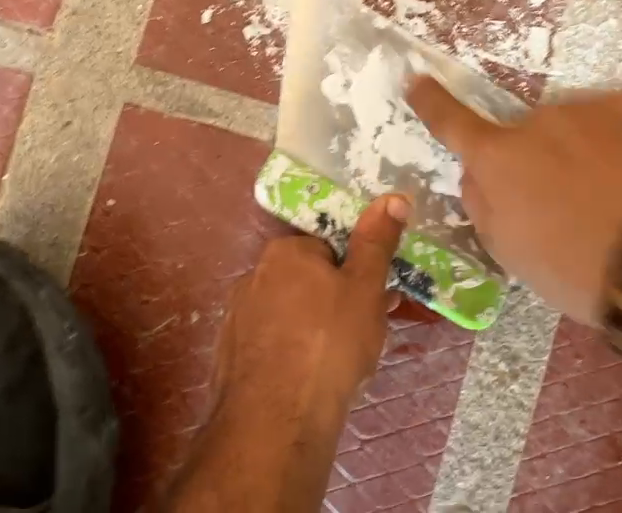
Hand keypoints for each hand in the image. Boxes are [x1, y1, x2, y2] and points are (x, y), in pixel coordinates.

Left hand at [208, 194, 409, 426]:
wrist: (276, 423)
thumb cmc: (329, 343)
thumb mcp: (365, 287)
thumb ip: (377, 241)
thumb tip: (393, 197)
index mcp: (284, 252)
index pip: (327, 248)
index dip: (354, 273)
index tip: (372, 299)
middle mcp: (253, 276)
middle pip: (306, 281)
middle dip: (334, 302)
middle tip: (361, 334)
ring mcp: (236, 319)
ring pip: (287, 315)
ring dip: (311, 330)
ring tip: (337, 365)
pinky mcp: (228, 359)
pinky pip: (269, 346)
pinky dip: (289, 357)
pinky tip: (306, 383)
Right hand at [406, 80, 621, 320]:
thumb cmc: (579, 269)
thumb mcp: (512, 253)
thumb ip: (485, 204)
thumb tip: (479, 174)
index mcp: (498, 159)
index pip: (452, 123)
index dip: (432, 102)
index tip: (416, 79)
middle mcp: (536, 121)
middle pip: (529, 137)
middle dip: (542, 161)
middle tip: (575, 206)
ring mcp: (586, 107)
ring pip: (577, 129)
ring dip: (587, 154)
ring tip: (621, 200)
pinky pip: (617, 122)